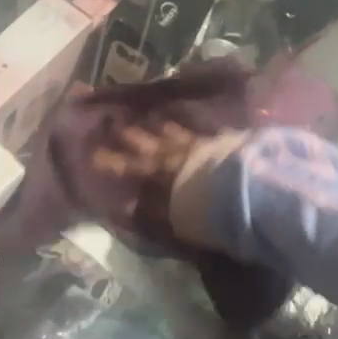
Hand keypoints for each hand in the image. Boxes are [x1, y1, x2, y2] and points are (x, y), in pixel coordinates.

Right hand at [91, 121, 241, 249]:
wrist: (244, 190)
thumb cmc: (202, 211)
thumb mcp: (171, 219)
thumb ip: (149, 212)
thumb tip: (128, 207)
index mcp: (156, 172)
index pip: (126, 166)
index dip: (110, 161)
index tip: (93, 155)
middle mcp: (173, 154)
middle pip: (148, 142)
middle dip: (131, 134)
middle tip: (117, 123)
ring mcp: (198, 144)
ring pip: (175, 131)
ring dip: (163, 126)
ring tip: (154, 118)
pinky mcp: (223, 142)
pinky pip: (203, 132)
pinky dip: (195, 129)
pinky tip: (198, 125)